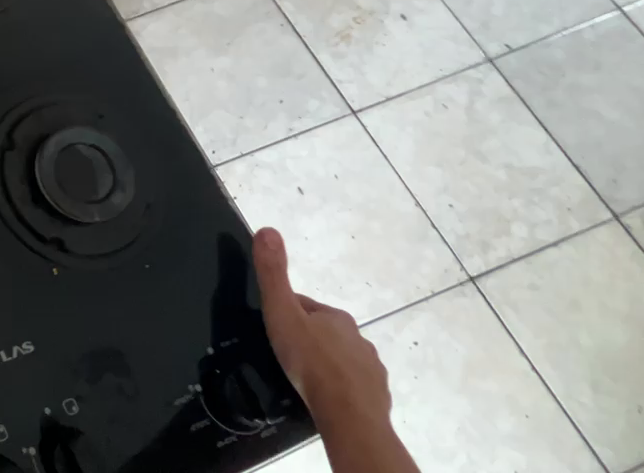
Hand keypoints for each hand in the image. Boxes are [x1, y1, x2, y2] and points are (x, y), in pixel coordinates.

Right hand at [253, 227, 418, 472]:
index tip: (272, 327)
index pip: (304, 306)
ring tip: (302, 374)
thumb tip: (268, 228)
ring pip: (339, 357)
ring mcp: (370, 367)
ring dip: (322, 361)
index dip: (286, 313)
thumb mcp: (281, 311)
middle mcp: (358, 337)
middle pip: (323, 331)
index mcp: (334, 316)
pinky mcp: (376, 394)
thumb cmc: (309, 360)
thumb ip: (273, 273)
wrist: (348, 415)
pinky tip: (323, 393)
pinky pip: (351, 382)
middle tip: (284, 352)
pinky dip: (337, 384)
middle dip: (306, 337)